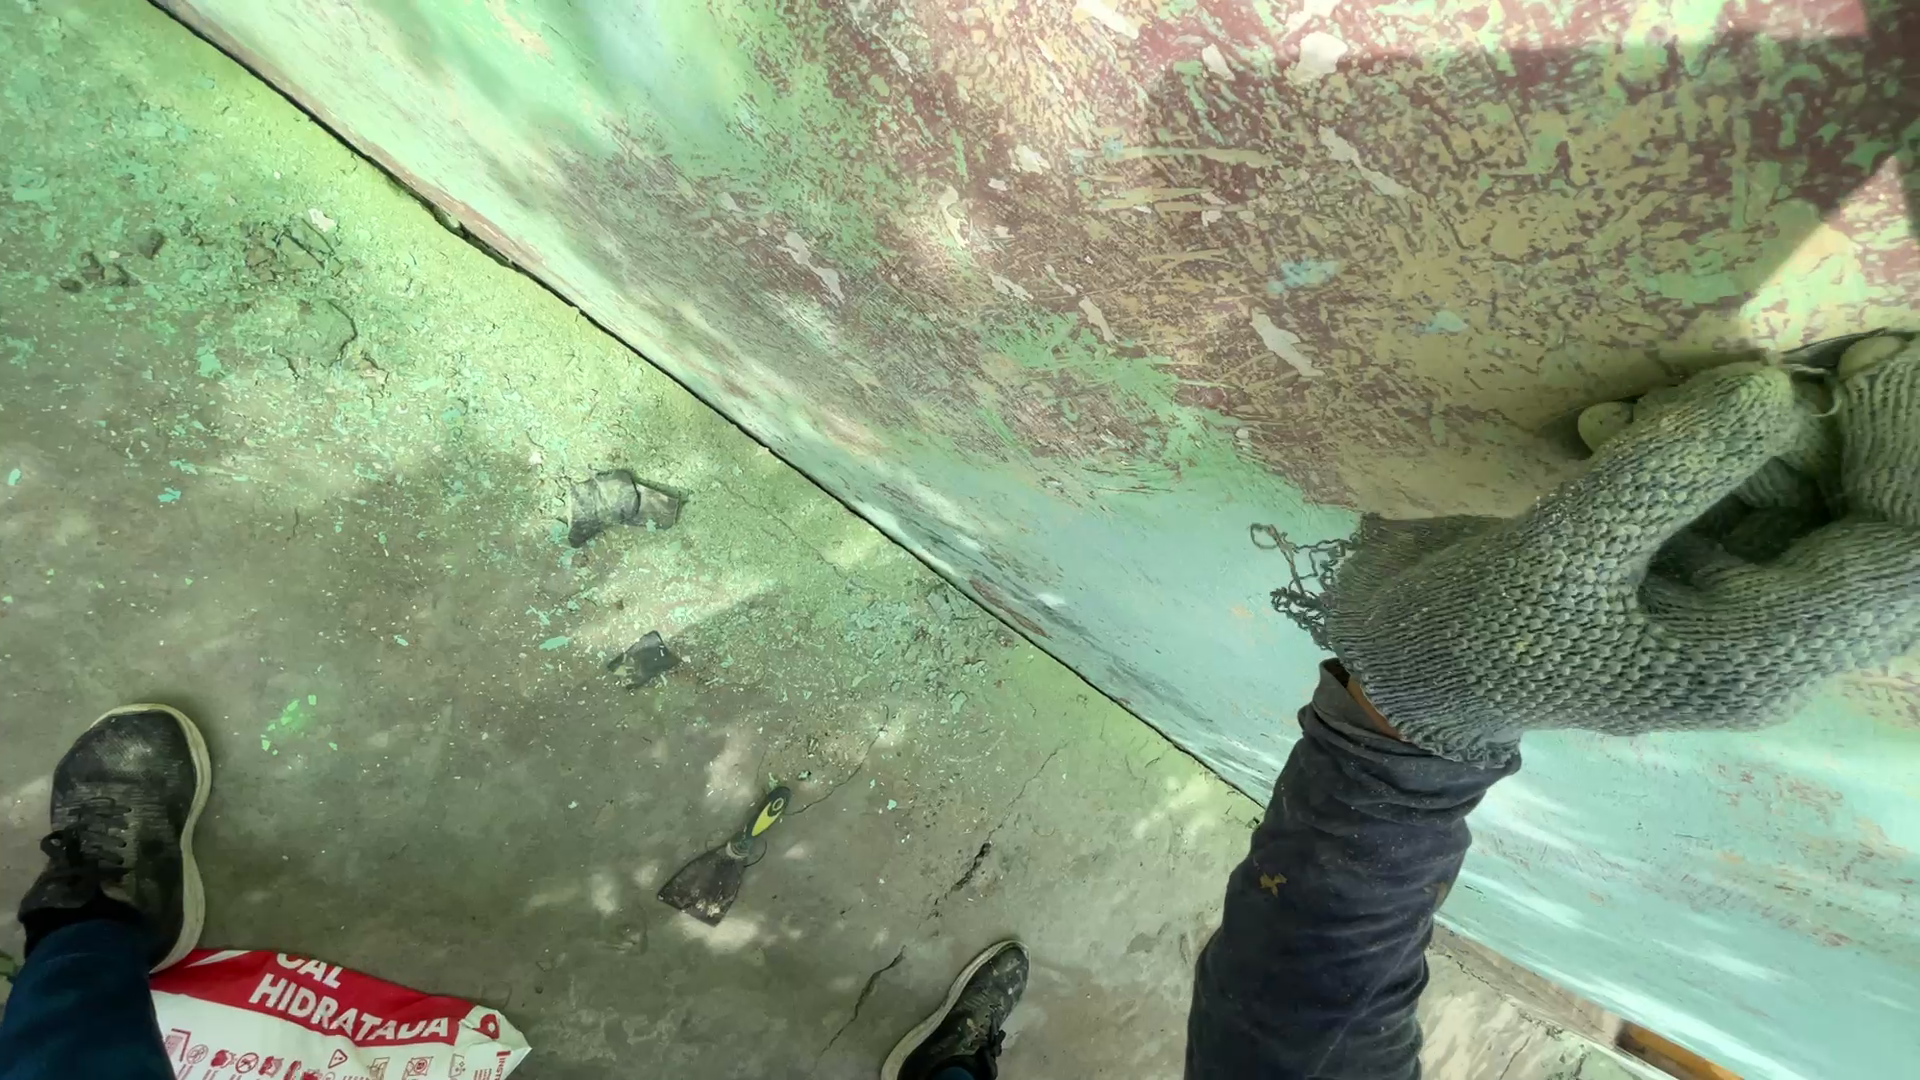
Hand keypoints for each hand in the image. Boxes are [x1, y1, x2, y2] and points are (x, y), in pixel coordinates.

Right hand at [1326, 348, 1919, 764]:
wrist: (1392, 659)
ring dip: (1720, 435)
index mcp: (1748, 656)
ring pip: (1771, 495)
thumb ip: (1656, 479)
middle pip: (1847, 515)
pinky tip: (1604, 424)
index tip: (1861, 359)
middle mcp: (1744, 625)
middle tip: (1728, 371)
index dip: (1905, 451)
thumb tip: (1765, 388)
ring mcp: (1690, 589)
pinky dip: (1663, 447)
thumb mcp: (1547, 560)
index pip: (1901, 554)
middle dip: (1801, 433)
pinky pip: (1694, 492)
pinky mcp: (1637, 559)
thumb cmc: (1466, 635)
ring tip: (1629, 406)